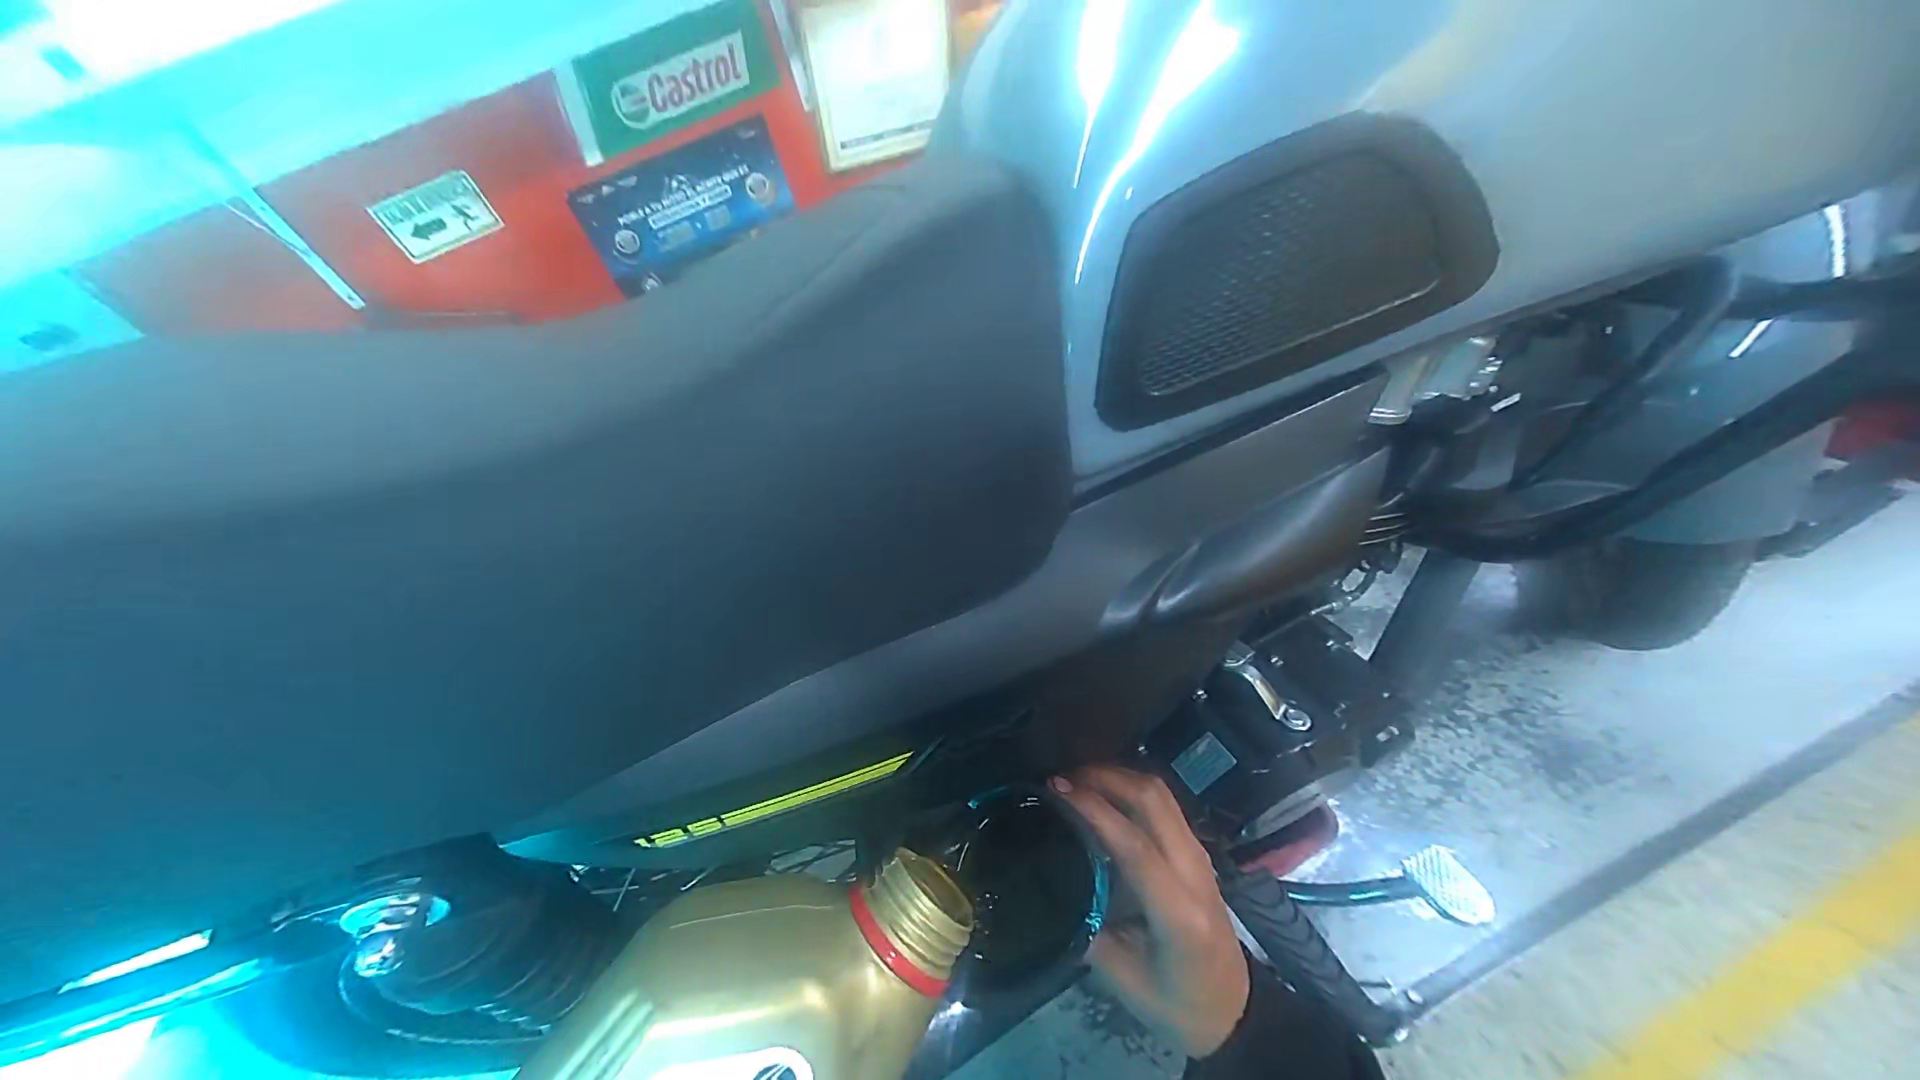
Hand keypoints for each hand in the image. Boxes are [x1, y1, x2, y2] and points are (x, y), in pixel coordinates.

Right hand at [1050, 765, 1249, 1057]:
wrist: (1235, 1010)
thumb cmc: (1178, 1003)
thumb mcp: (1124, 980)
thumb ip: (1088, 928)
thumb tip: (1049, 884)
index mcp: (1178, 911)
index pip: (1135, 844)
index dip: (1093, 809)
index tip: (1055, 790)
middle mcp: (1194, 871)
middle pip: (1153, 799)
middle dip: (1104, 777)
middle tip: (1061, 780)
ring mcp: (1199, 855)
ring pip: (1160, 792)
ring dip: (1117, 776)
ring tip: (1076, 781)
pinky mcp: (1196, 849)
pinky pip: (1163, 803)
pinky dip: (1129, 788)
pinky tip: (1102, 795)